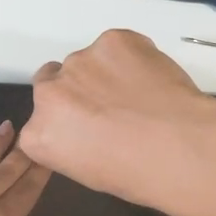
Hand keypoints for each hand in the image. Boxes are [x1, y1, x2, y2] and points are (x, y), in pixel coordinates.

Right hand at [20, 29, 215, 205]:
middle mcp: (49, 93)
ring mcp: (81, 61)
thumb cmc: (135, 175)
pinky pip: (117, 45)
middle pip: (53, 81)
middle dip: (76, 91)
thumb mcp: (88, 172)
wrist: (178, 147)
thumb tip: (89, 132)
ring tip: (140, 94)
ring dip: (105, 73)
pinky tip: (152, 79)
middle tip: (110, 106)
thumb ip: (73, 144)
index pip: (40, 122)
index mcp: (37, 134)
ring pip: (87, 61)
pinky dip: (132, 57)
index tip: (88, 129)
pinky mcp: (112, 40)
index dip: (67, 122)